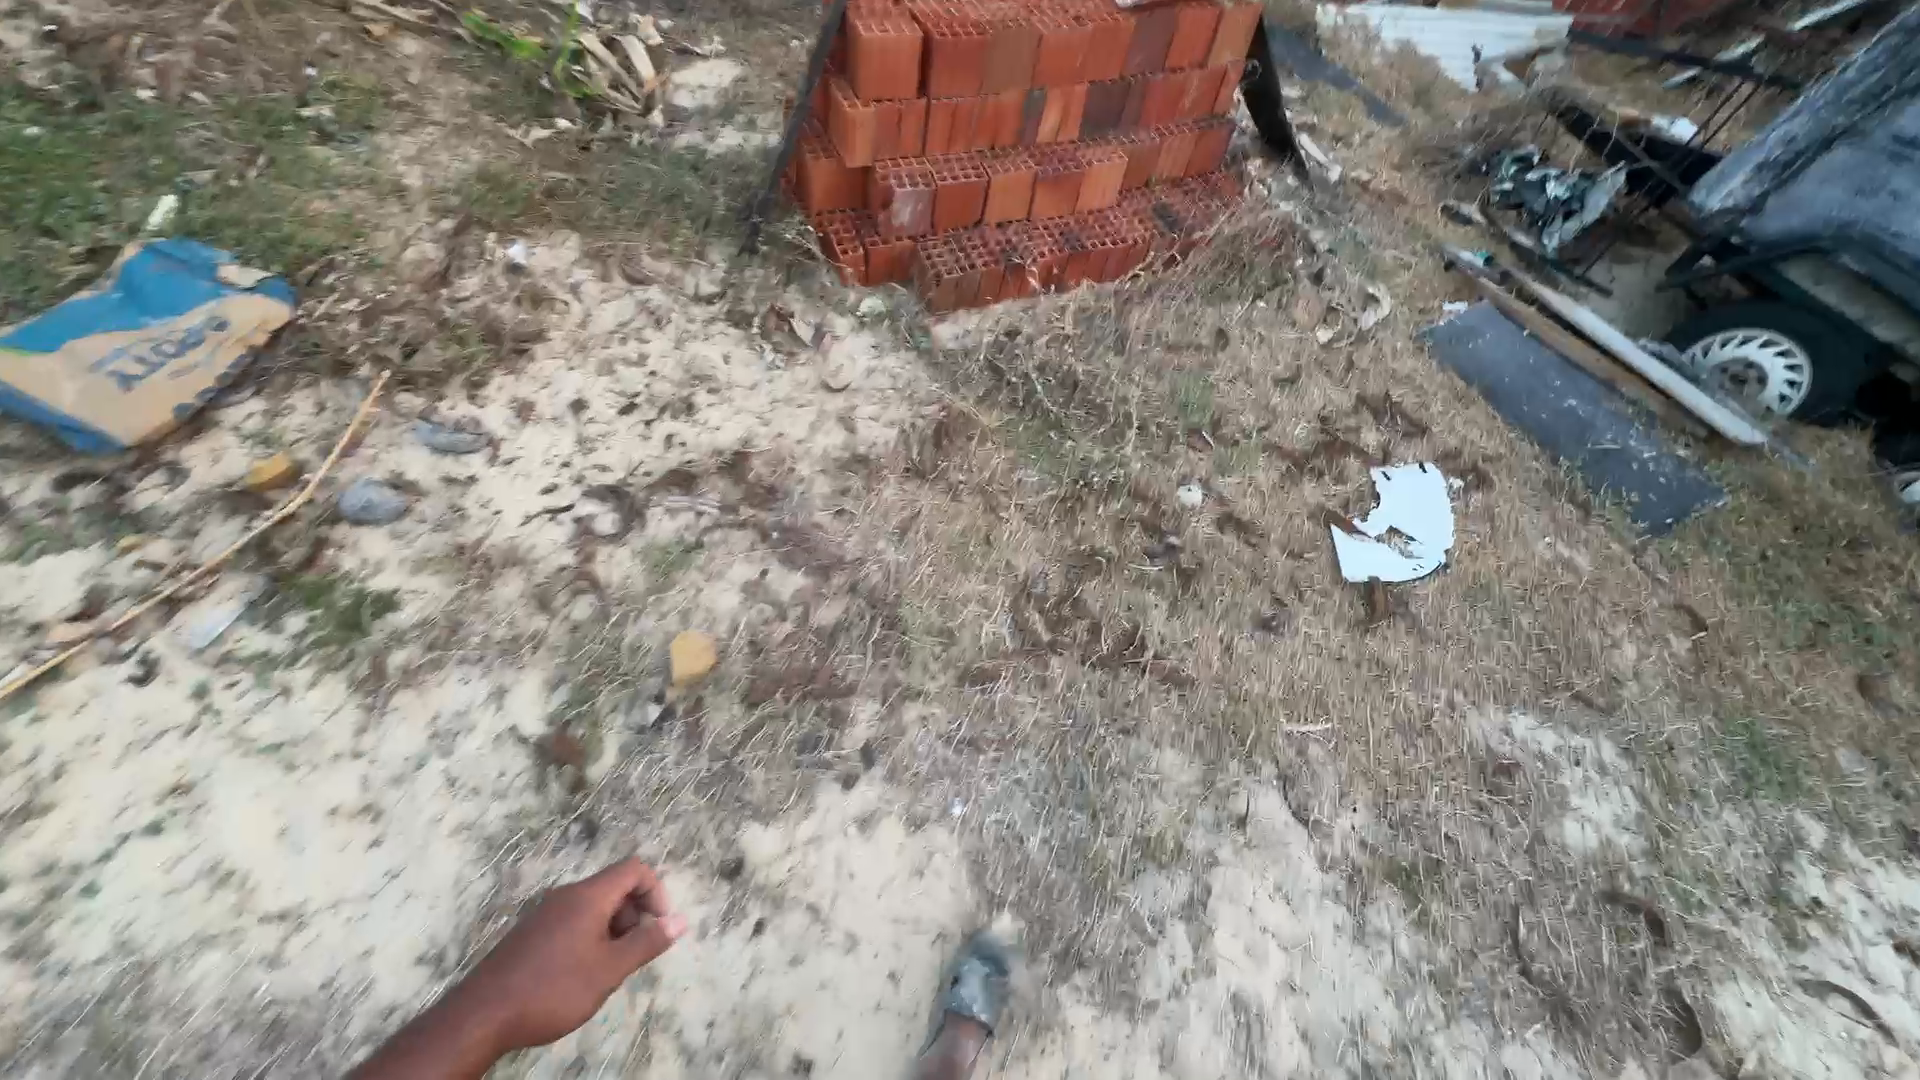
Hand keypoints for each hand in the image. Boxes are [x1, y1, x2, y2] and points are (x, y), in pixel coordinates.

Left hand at [451, 858, 688, 1054]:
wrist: (479, 1018)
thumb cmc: (553, 989)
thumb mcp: (610, 970)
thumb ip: (648, 943)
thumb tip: (681, 920)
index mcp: (589, 896)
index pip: (635, 869)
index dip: (656, 892)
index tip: (659, 927)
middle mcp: (567, 896)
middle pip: (615, 886)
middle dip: (634, 914)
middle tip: (633, 953)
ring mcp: (544, 914)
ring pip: (593, 907)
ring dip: (612, 929)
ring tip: (607, 970)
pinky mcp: (530, 934)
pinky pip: (572, 921)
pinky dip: (589, 938)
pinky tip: (578, 976)